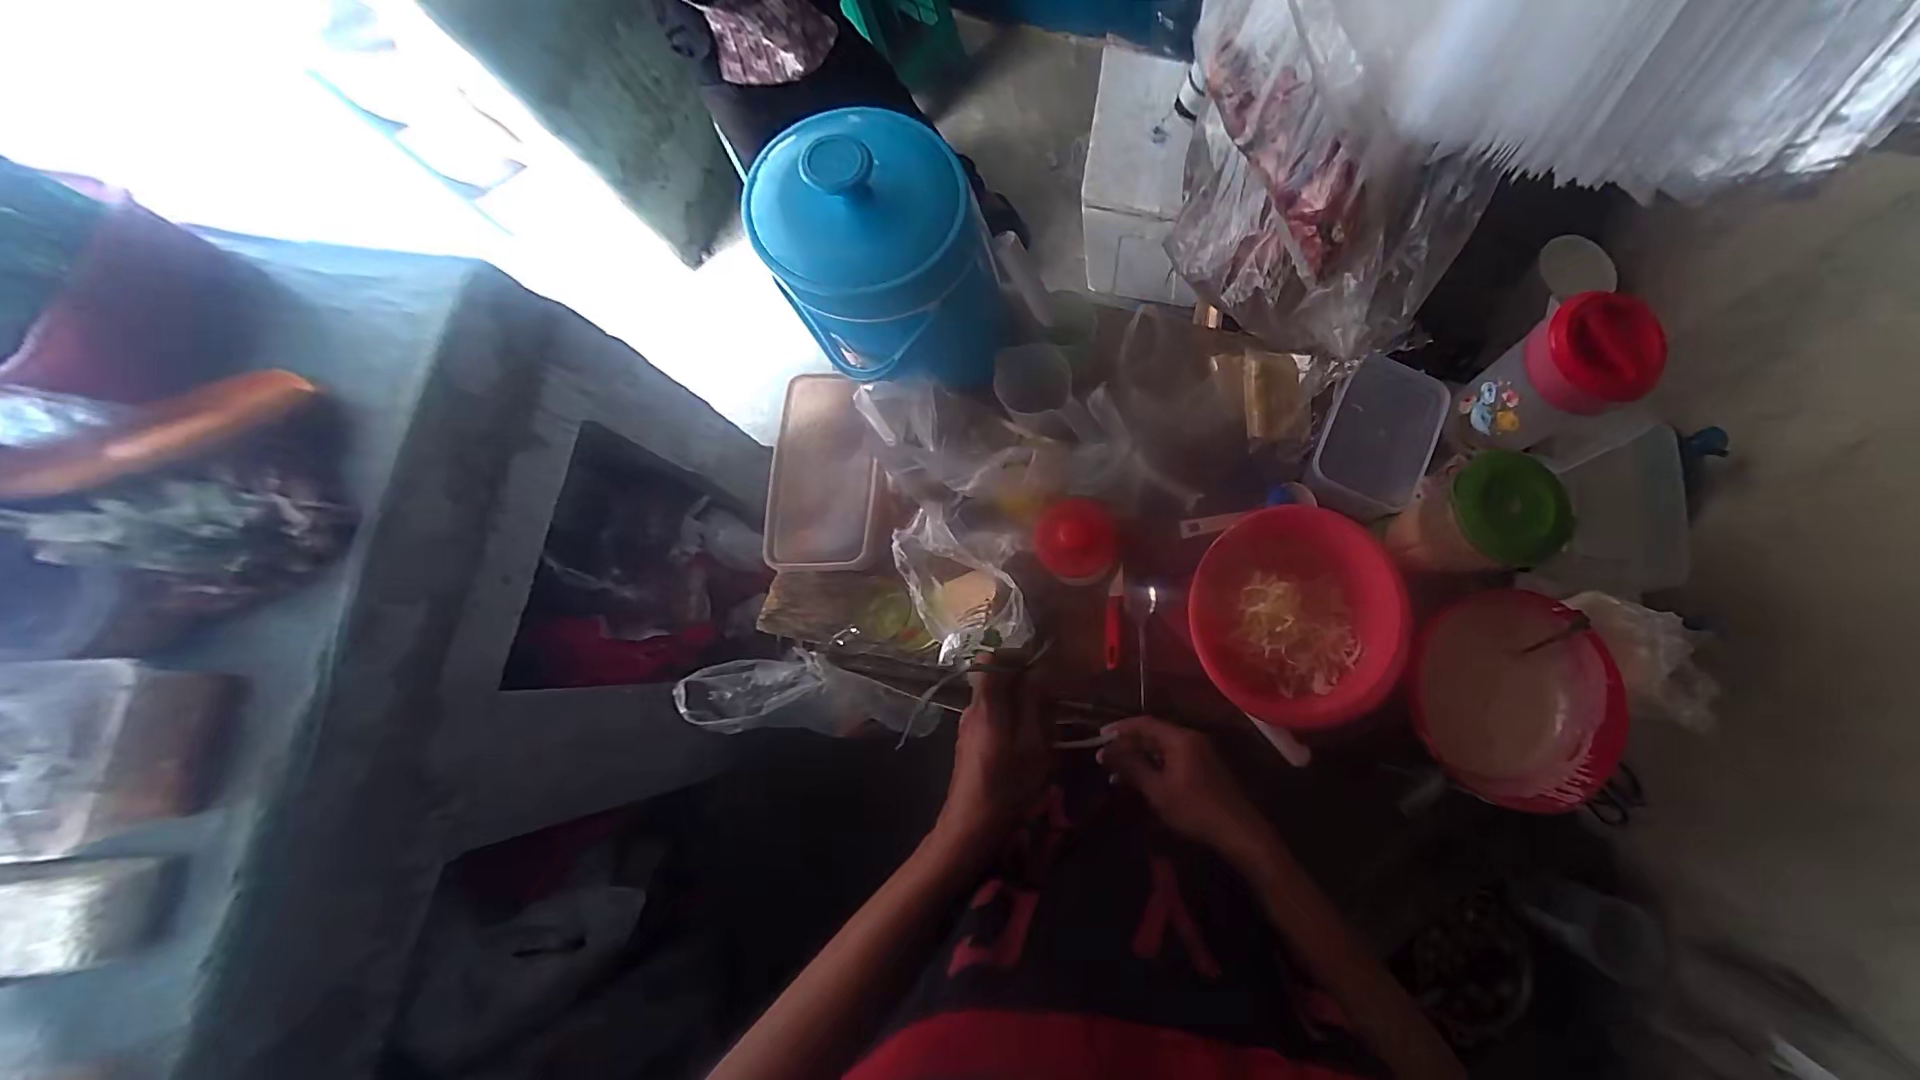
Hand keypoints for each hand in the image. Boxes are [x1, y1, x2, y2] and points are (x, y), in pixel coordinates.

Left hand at [933, 670, 1050, 859]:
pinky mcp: (969, 741)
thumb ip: (1035, 704)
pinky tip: (1028, 745)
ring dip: (1022, 706)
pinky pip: (994, 718)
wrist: (972, 826)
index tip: (1042, 669)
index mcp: (986, 704)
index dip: (1017, 657)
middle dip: (1025, 685)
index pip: (993, 658)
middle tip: (1051, 704)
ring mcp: (968, 725)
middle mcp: (972, 708)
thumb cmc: (1008, 785)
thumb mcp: (1034, 745)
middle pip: (997, 679)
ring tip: (1045, 729)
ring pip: (998, 700)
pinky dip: (1013, 722)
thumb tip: (1038, 670)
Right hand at [1098, 716, 1271, 862]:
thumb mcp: (1157, 789)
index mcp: (1179, 738)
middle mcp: (1190, 739)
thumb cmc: (1195, 809)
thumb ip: (1131, 767)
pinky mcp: (1204, 768)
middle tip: (1105, 758)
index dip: (1119, 729)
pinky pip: (1172, 758)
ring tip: (1118, 774)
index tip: (1099, 737)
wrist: (1240, 833)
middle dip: (1127, 745)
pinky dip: (1154, 766)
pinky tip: (1142, 781)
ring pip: (1162, 748)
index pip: (1143, 723)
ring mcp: (1200, 753)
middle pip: (1152, 734)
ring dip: (1139, 758)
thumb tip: (1105, 752)